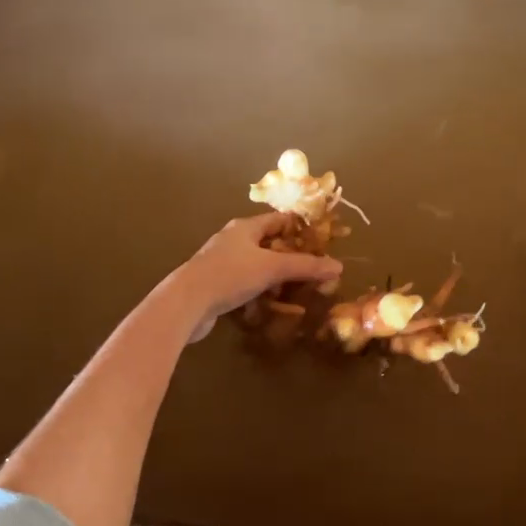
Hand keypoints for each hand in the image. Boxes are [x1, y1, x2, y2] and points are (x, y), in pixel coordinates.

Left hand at [168, 213, 342, 341]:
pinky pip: (246, 283)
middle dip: (291, 256)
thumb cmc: (230, 275)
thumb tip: (338, 265)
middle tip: (315, 270)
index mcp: (245, 227)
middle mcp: (233, 240)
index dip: (301, 229)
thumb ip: (305, 266)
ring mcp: (223, 262)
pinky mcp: (216, 284)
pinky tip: (272, 305)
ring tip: (298, 290)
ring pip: (257, 265)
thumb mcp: (272, 268)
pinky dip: (260, 291)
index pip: (279, 220)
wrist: (187, 302)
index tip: (322, 243)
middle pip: (269, 243)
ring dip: (276, 276)